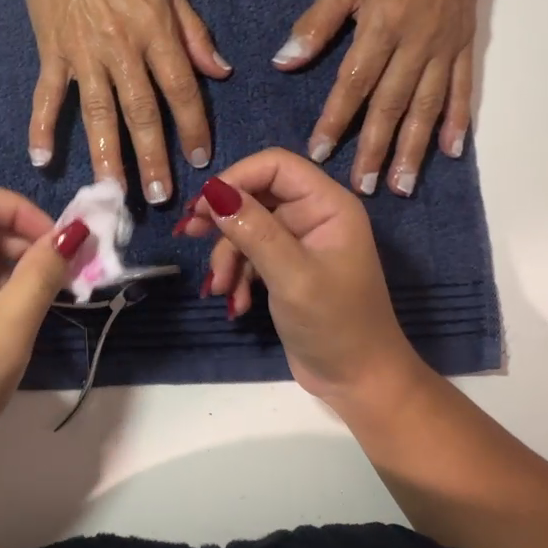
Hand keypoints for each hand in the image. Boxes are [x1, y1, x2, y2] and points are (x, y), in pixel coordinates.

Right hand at [17, 0, 229, 204]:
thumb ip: (193, 32)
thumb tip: (220, 71)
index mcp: (155, 31)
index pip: (180, 88)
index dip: (193, 126)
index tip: (200, 159)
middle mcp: (122, 49)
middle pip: (140, 111)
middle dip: (152, 156)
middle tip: (160, 195)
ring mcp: (83, 55)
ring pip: (97, 113)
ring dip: (106, 155)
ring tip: (113, 191)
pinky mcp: (52, 54)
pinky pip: (46, 96)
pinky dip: (41, 127)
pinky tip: (39, 159)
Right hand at [176, 149, 425, 405]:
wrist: (358, 381)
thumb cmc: (335, 324)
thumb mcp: (291, 276)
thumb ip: (253, 231)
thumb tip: (212, 192)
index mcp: (328, 206)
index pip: (275, 166)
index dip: (236, 178)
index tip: (203, 206)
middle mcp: (314, 216)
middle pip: (255, 195)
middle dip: (224, 221)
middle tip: (189, 235)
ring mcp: (300, 244)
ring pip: (247, 229)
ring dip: (227, 258)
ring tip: (221, 289)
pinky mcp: (286, 270)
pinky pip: (250, 257)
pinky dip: (238, 277)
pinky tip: (237, 303)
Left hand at [274, 0, 484, 197]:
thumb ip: (317, 22)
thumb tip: (284, 62)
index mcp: (381, 26)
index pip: (354, 83)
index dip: (336, 120)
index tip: (320, 153)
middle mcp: (416, 43)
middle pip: (392, 105)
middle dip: (377, 149)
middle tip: (365, 188)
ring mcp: (445, 46)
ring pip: (428, 106)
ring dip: (415, 148)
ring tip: (404, 185)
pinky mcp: (466, 42)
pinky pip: (463, 87)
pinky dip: (458, 120)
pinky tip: (450, 151)